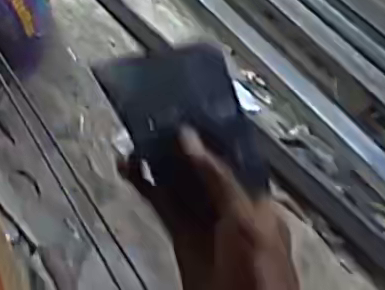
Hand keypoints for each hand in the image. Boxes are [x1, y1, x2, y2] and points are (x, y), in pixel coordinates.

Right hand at [118, 126, 297, 289]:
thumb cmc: (258, 276)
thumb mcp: (246, 223)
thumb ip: (217, 178)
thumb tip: (186, 134)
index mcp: (254, 202)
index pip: (226, 158)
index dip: (203, 135)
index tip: (177, 110)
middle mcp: (228, 209)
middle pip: (196, 168)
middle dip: (172, 145)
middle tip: (145, 119)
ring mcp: (203, 225)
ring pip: (175, 183)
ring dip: (153, 162)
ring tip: (129, 140)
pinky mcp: (182, 240)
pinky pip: (161, 205)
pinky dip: (143, 186)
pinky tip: (126, 169)